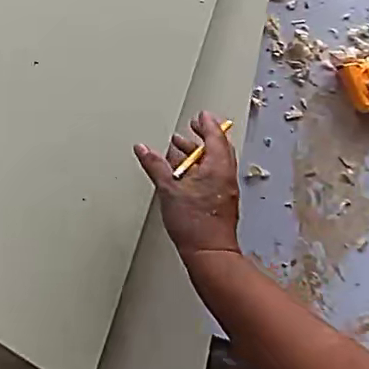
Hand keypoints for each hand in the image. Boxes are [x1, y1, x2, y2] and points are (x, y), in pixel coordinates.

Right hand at [134, 110, 241, 258]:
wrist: (209, 253)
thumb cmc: (195, 224)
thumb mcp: (168, 188)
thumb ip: (155, 165)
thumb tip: (143, 149)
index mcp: (217, 168)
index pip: (215, 137)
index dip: (207, 123)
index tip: (201, 115)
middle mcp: (225, 177)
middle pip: (217, 148)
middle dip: (204, 136)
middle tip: (193, 127)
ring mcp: (224, 190)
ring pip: (213, 162)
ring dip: (198, 153)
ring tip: (180, 148)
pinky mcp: (220, 201)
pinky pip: (212, 175)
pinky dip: (199, 168)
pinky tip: (183, 174)